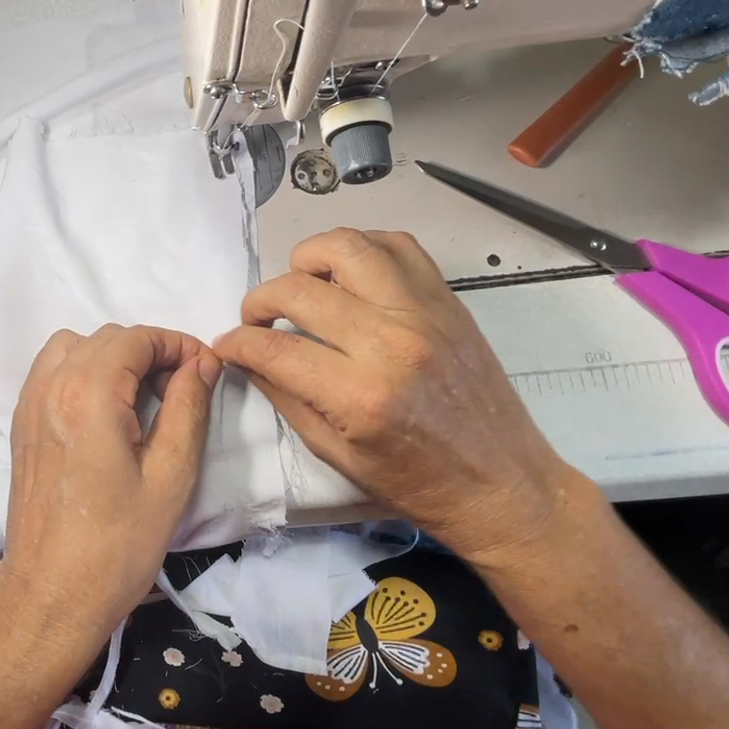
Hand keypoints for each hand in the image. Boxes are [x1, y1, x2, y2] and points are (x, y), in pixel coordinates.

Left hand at [0, 324, 221, 647]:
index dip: (177, 345)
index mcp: (89, 393)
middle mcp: (51, 385)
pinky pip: (51, 370)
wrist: (53, 590)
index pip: (137, 338)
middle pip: (106, 338)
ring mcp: (29, 403)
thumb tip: (202, 362)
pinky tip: (105, 410)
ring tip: (141, 396)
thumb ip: (188, 407)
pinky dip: (81, 370)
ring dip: (112, 357)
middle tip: (181, 388)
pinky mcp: (21, 423)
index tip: (205, 369)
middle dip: (149, 351)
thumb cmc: (119, 542)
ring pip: (73, 347)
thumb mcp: (170, 475)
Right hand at [213, 228, 574, 565]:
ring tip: (300, 286)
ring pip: (347, 247)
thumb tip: (247, 357)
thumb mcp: (334, 453)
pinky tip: (347, 275)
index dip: (236, 342)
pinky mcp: (446, 300)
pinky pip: (397, 245)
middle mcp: (390, 342)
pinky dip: (361, 249)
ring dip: (306, 259)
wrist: (502, 483)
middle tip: (255, 319)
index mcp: (359, 395)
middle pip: (299, 290)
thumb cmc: (414, 482)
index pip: (272, 347)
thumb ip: (285, 397)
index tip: (226, 345)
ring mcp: (423, 313)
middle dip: (259, 301)